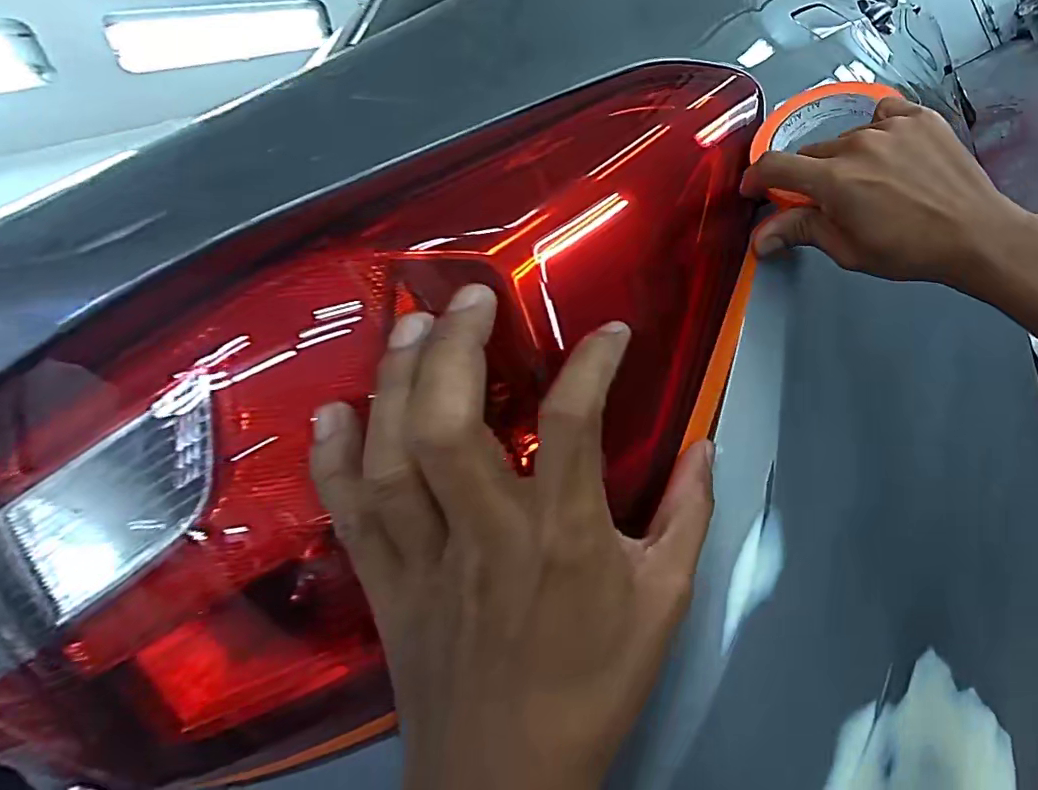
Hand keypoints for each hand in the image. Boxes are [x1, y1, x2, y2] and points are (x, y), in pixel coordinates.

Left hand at [310, 284, 714, 789]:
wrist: (506, 785)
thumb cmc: (595, 685)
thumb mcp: (665, 601)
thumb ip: (687, 516)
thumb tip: (704, 445)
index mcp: (564, 537)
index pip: (573, 426)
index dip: (592, 365)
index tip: (611, 332)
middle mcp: (486, 536)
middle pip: (451, 428)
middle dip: (456, 349)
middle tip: (470, 297)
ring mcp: (425, 560)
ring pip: (393, 460)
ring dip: (396, 382)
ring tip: (412, 325)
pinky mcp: (385, 587)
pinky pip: (349, 515)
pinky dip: (332, 459)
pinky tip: (334, 411)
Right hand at [740, 95, 1030, 293]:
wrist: (977, 234)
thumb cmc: (915, 249)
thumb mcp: (849, 250)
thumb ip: (801, 231)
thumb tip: (763, 236)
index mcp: (835, 181)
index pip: (775, 166)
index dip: (756, 177)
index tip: (755, 186)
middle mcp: (857, 146)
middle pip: (812, 154)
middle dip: (814, 178)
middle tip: (836, 201)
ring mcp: (889, 127)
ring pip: (847, 138)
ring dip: (849, 159)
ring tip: (877, 184)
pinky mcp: (917, 117)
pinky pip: (882, 115)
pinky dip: (879, 133)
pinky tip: (893, 156)